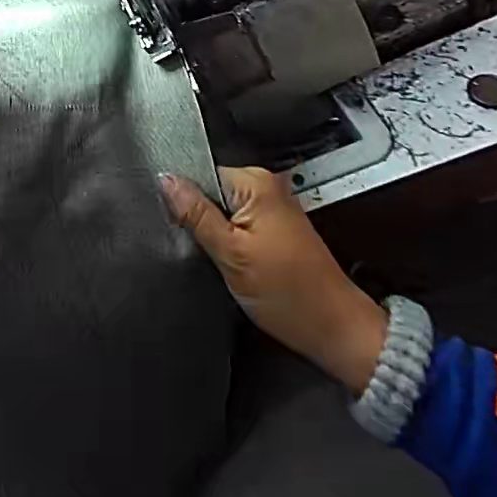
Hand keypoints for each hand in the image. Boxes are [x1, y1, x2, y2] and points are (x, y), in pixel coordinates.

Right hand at [162, 166, 387, 393]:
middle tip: (198, 247)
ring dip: (213, 231)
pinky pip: (239, 223)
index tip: (175, 223)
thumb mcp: (230, 254)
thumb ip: (196, 214)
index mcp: (256, 181)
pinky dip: (229, 241)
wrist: (331, 325)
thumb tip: (166, 180)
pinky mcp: (274, 227)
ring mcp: (272, 206)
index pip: (203, 172)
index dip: (185, 197)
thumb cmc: (287, 292)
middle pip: (213, 189)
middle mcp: (267, 185)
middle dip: (199, 216)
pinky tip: (230, 261)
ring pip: (224, 209)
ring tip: (217, 257)